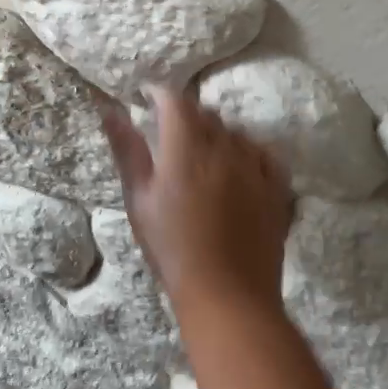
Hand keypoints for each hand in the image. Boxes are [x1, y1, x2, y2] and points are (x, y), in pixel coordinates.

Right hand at [99, 85, 293, 310]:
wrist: (227, 295)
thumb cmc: (171, 246)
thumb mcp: (138, 197)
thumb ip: (127, 150)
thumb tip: (109, 110)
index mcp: (186, 151)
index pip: (176, 102)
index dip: (159, 93)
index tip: (144, 97)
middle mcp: (224, 153)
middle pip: (207, 114)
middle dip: (184, 112)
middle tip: (165, 128)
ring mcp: (256, 173)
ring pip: (236, 132)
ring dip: (215, 130)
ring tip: (200, 147)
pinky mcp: (278, 194)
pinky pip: (267, 155)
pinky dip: (249, 149)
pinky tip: (237, 162)